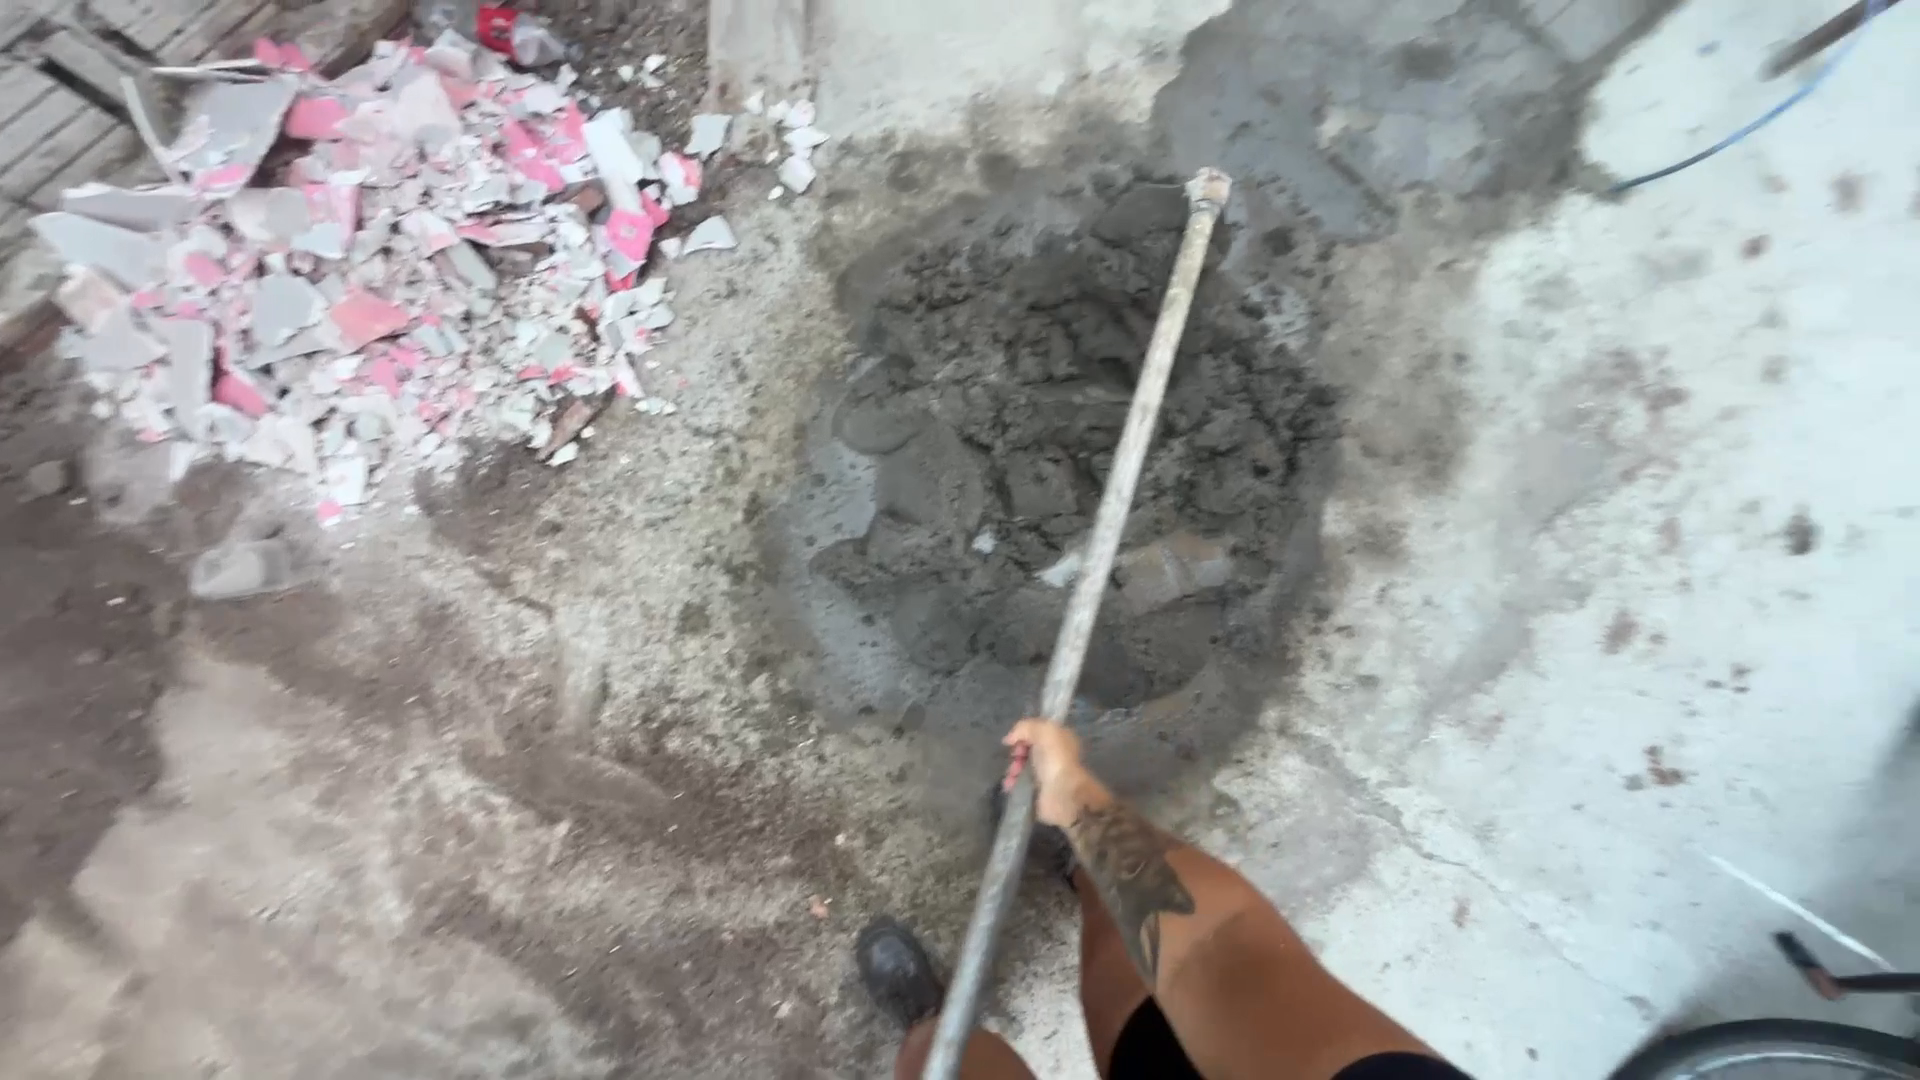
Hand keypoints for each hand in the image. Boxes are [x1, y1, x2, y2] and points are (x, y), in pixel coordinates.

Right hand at [1003, 718, 1092, 826]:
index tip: (1016, 741)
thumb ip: (1025, 728)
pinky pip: (1021, 782)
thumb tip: (1009, 739)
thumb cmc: (1055, 759)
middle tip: (1015, 758)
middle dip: (1017, 752)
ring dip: (1013, 768)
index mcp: (1060, 738)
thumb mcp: (1043, 732)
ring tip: (1011, 776)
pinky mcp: (1040, 790)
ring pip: (1023, 765)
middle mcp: (1055, 754)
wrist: (1062, 795)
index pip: (1038, 731)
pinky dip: (1013, 782)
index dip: (1024, 734)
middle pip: (1029, 748)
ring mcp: (1048, 773)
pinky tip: (1010, 785)